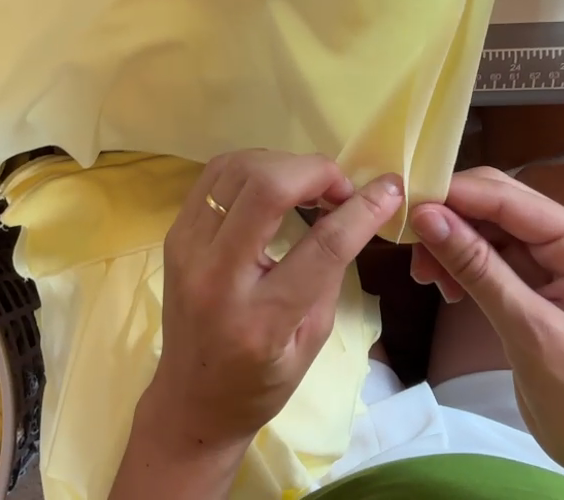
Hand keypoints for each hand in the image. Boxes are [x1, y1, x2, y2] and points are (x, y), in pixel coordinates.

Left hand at [111, 151, 403, 499]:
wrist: (191, 399)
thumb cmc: (261, 380)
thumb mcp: (314, 338)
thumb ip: (332, 269)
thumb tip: (357, 206)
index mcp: (262, 319)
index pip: (321, 247)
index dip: (361, 209)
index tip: (389, 188)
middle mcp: (216, 276)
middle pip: (265, 188)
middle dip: (314, 171)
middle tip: (339, 188)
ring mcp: (186, 248)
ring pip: (236, 169)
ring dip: (283, 163)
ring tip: (309, 183)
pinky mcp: (174, 232)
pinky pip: (215, 175)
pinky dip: (253, 166)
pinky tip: (276, 182)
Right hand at [409, 168, 563, 499]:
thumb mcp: (529, 332)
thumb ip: (477, 267)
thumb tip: (424, 215)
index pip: (512, 199)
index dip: (457, 194)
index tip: (405, 204)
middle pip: (499, 203)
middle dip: (450, 217)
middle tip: (408, 242)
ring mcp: (558, 258)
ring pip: (488, 225)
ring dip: (451, 242)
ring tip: (425, 275)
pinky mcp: (539, 278)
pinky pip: (491, 252)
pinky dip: (462, 263)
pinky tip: (445, 287)